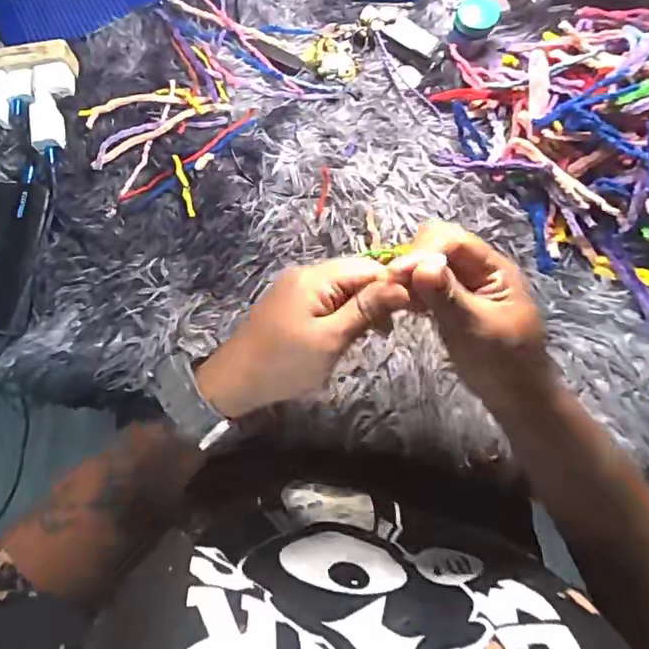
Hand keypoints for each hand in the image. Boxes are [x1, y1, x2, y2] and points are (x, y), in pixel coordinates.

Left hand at [193, 257, 409, 417]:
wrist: (233, 381)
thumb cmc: (284, 363)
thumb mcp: (330, 339)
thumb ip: (365, 310)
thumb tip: (402, 286)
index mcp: (315, 277)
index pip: (367, 267)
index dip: (393, 284)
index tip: (415, 309)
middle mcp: (306, 274)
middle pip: (355, 274)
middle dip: (378, 296)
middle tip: (392, 328)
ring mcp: (297, 288)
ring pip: (343, 287)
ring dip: (363, 306)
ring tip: (376, 334)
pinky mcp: (293, 304)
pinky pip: (328, 299)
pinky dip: (344, 313)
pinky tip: (352, 333)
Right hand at [389, 222, 554, 398]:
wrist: (517, 398)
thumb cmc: (506, 364)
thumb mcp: (477, 329)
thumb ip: (449, 296)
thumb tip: (421, 265)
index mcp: (494, 268)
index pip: (452, 240)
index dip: (423, 251)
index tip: (397, 274)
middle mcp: (477, 268)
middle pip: (437, 242)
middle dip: (413, 258)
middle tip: (394, 284)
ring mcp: (463, 282)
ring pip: (427, 261)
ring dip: (408, 274)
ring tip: (395, 296)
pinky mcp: (449, 298)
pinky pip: (424, 281)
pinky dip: (410, 288)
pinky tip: (403, 304)